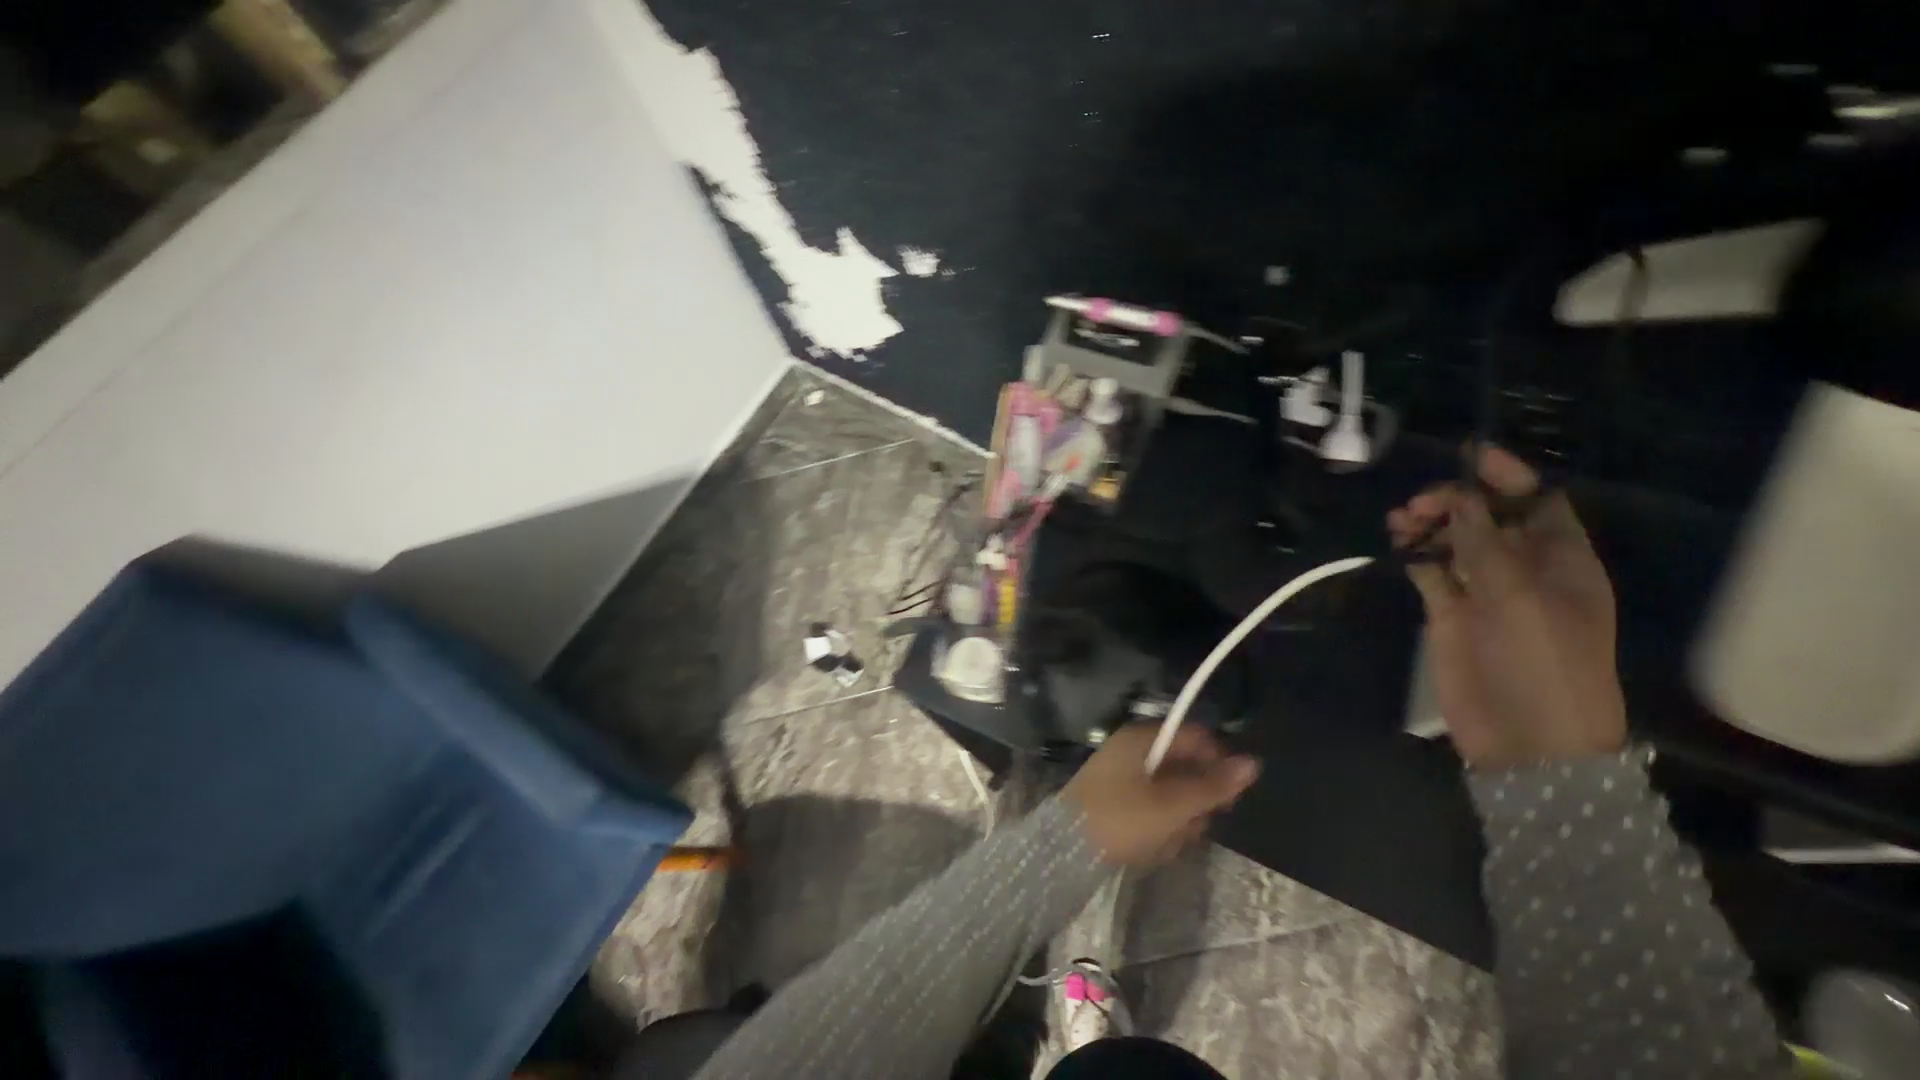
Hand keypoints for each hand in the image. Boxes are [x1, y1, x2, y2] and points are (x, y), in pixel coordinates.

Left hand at [1063, 722, 1259, 865]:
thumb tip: (1253, 763)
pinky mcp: (1114, 804)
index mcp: (1142, 739)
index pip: (1195, 737)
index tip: (1229, 796)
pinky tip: (1154, 848)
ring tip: (1168, 841)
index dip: (1218, 762)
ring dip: (1178, 821)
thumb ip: (1213, 786)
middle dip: (1195, 802)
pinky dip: (1158, 829)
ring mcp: (1121, 778)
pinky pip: (1151, 811)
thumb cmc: (1121, 819)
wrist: (1063, 852)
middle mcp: (1132, 751)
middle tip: (1193, 826)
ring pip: (1170, 795)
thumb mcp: (1173, 805)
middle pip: (1185, 768)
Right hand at [1386, 446, 1627, 768]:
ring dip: (1430, 524)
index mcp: (1561, 560)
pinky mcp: (1450, 615)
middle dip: (1456, 500)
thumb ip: (1486, 545)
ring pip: (1454, 541)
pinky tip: (1398, 542)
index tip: (1468, 455)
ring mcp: (1484, 593)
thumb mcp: (1521, 599)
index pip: (1536, 502)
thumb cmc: (1545, 665)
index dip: (1506, 476)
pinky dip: (1415, 554)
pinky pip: (1431, 572)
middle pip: (1487, 517)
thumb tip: (1460, 497)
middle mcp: (1523, 569)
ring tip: (1401, 520)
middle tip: (1422, 504)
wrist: (1530, 743)